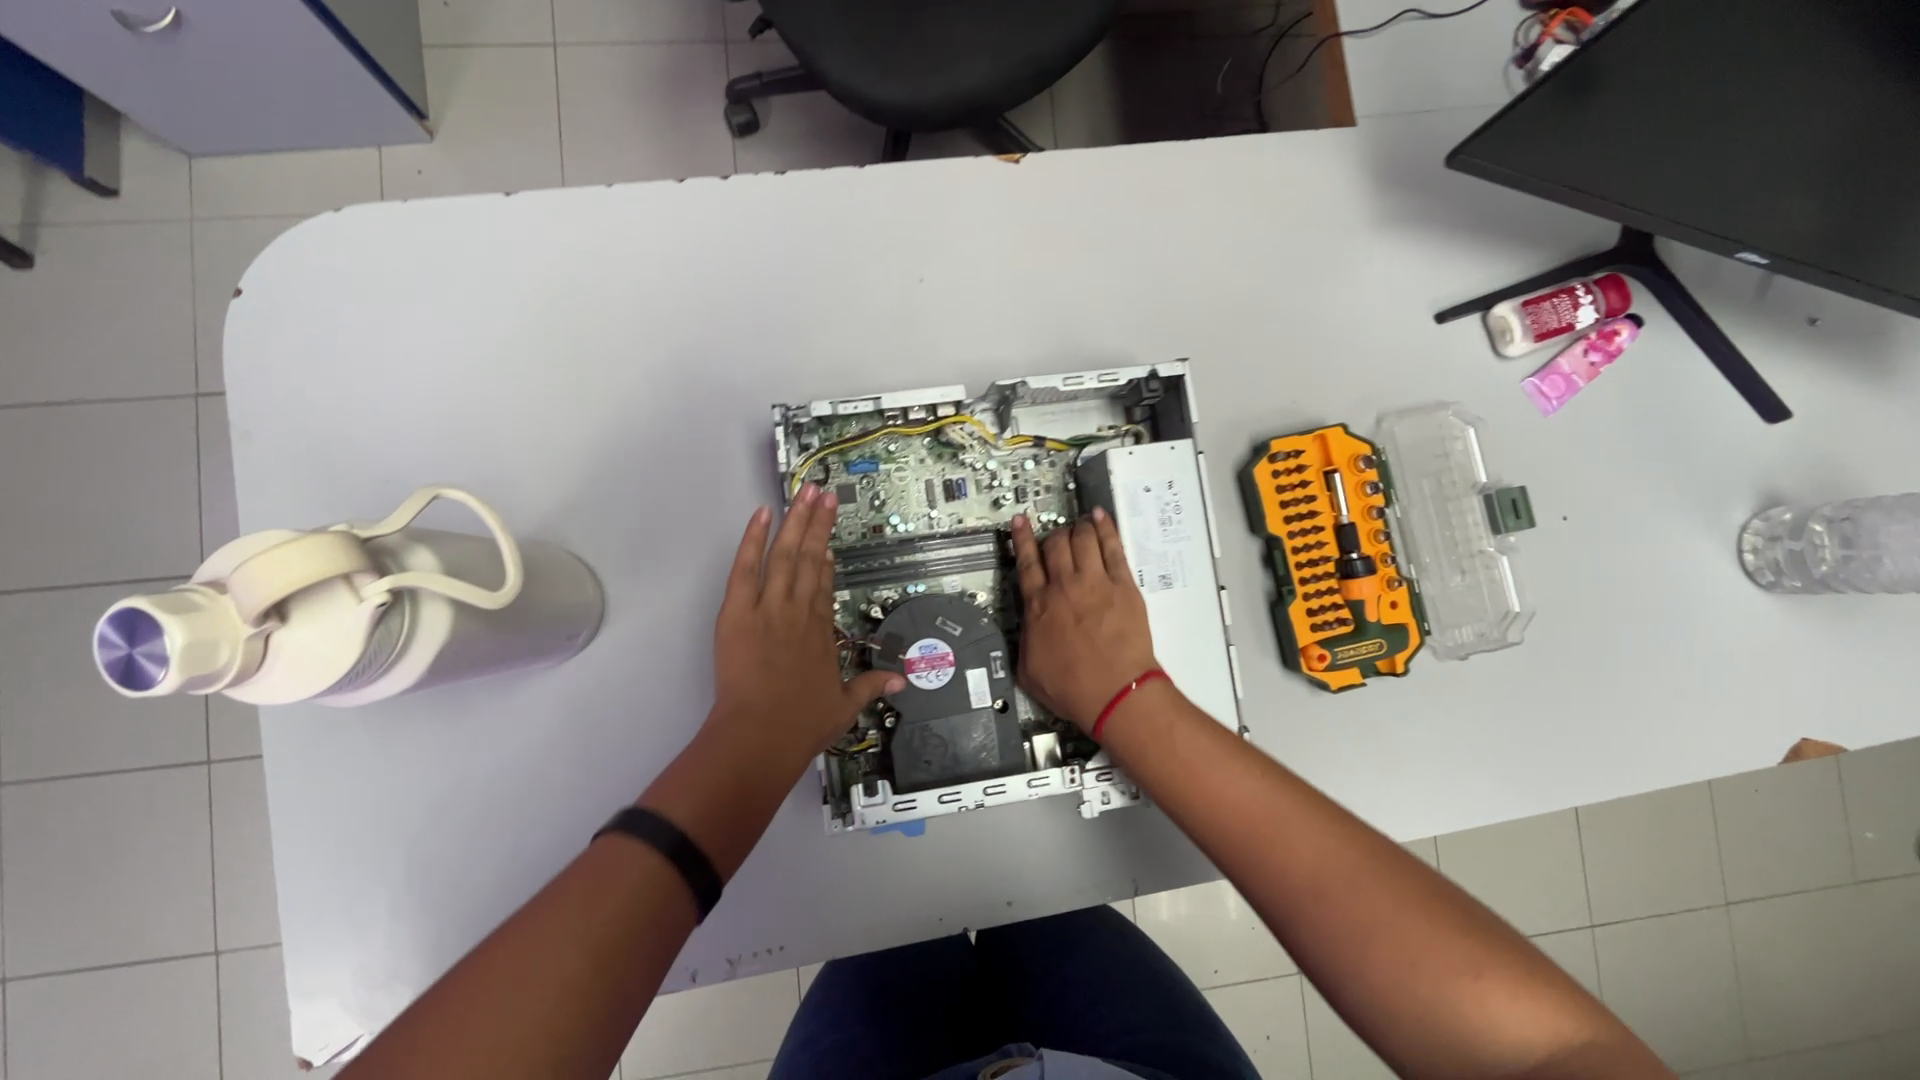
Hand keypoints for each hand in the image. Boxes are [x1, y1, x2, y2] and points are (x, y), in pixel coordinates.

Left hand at [709, 485, 903, 761]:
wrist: (762, 735)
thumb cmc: (802, 724)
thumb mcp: (844, 707)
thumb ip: (870, 687)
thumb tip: (901, 681)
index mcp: (821, 631)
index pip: (823, 586)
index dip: (825, 562)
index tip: (826, 544)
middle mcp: (799, 611)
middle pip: (809, 558)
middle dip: (817, 524)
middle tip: (824, 495)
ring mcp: (769, 608)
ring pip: (784, 555)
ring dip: (795, 521)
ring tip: (805, 492)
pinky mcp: (738, 612)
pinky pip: (746, 568)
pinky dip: (753, 540)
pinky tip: (762, 515)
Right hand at [1011, 509, 1158, 733]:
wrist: (1115, 693)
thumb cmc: (1071, 688)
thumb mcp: (1028, 669)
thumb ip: (1025, 640)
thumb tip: (1027, 629)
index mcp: (1038, 606)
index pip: (1026, 561)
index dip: (1022, 537)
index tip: (1021, 521)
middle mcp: (1064, 586)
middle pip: (1055, 544)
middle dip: (1054, 536)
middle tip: (1058, 538)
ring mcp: (1095, 582)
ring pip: (1083, 538)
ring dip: (1079, 528)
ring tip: (1080, 525)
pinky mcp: (1123, 585)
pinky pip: (1112, 547)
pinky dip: (1104, 527)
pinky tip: (1100, 517)